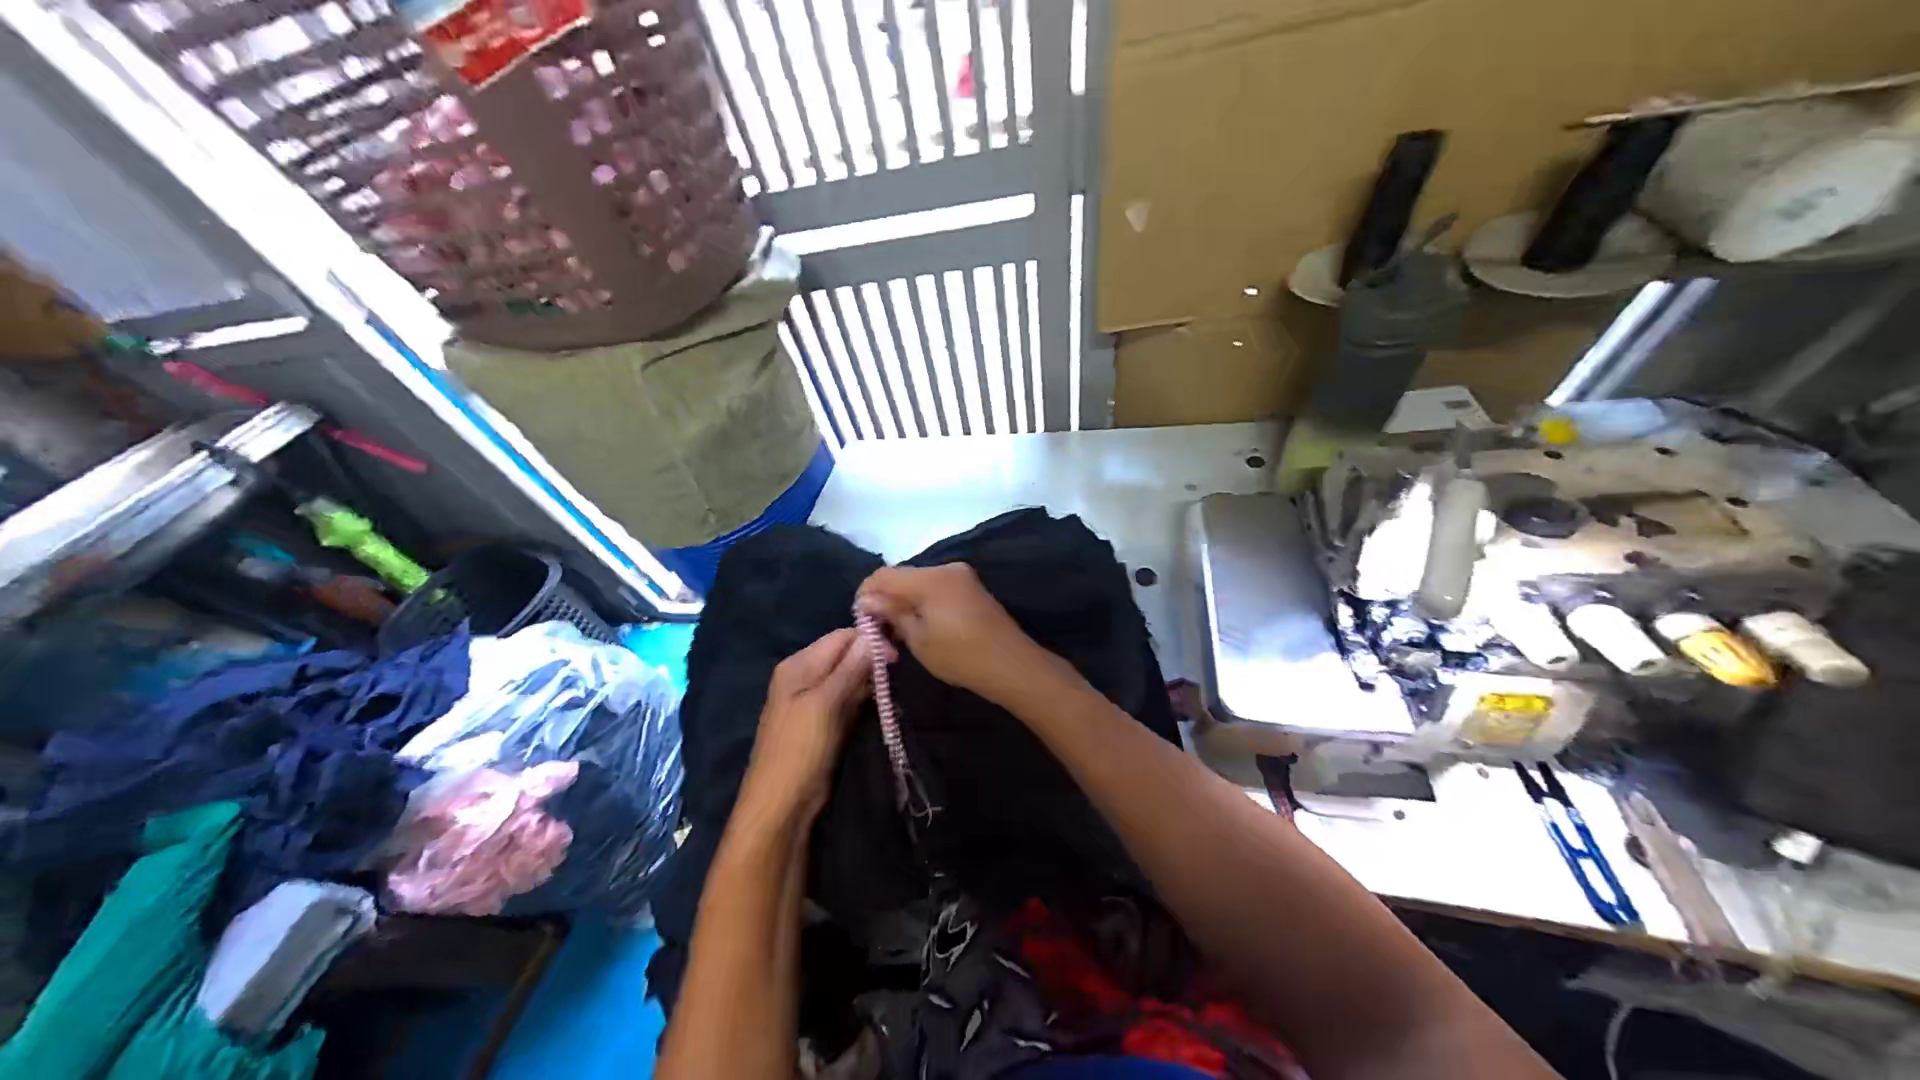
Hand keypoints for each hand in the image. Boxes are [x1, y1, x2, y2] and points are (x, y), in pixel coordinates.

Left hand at [739, 628, 885, 819]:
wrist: (781, 805)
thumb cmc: (799, 750)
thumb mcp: (825, 704)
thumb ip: (850, 668)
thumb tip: (873, 636)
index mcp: (798, 665)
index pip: (840, 637)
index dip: (869, 641)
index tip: (898, 656)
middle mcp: (804, 676)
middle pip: (845, 655)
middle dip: (872, 661)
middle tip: (898, 676)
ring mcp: (814, 700)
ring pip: (850, 678)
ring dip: (870, 682)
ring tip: (892, 692)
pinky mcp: (825, 721)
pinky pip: (849, 699)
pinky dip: (864, 700)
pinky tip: (881, 705)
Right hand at [855, 563, 1048, 706]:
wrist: (1012, 665)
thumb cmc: (961, 656)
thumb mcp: (918, 639)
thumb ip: (891, 613)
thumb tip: (868, 600)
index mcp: (931, 578)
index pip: (883, 575)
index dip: (866, 594)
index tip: (861, 620)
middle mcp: (946, 569)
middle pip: (902, 577)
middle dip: (886, 599)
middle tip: (879, 631)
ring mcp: (962, 577)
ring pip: (919, 583)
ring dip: (905, 602)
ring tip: (898, 633)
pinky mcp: (972, 588)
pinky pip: (937, 589)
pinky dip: (924, 603)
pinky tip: (921, 626)